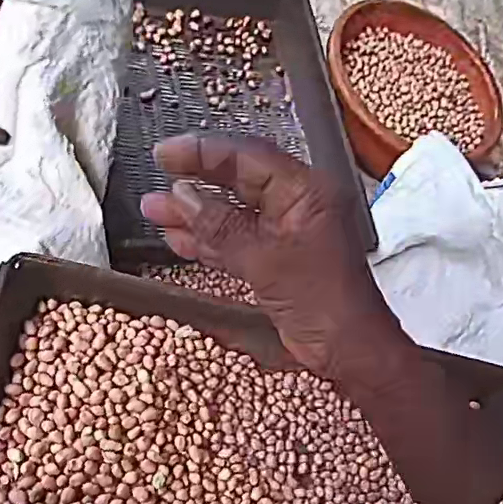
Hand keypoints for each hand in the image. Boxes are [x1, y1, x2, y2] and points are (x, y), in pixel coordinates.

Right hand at [138, 133, 411, 382]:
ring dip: (194, 216)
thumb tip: (183, 196)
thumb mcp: (267, 260)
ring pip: (232, 217)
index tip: (166, 154)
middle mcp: (296, 208)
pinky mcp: (275, 265)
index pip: (248, 158)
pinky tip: (178, 240)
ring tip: (154, 210)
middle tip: (157, 177)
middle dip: (194, 183)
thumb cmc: (326, 303)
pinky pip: (235, 245)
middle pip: (237, 184)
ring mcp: (284, 237)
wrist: (348, 350)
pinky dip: (207, 244)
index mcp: (306, 193)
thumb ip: (222, 227)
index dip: (203, 153)